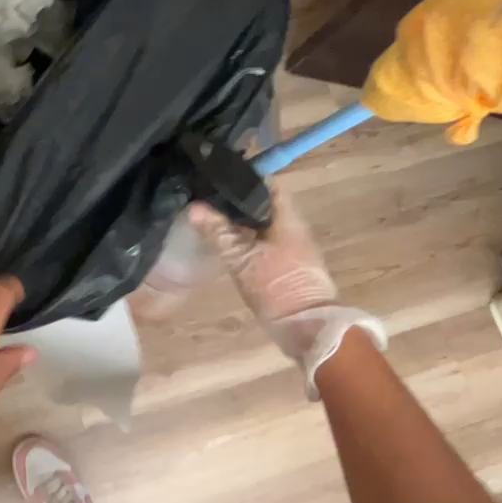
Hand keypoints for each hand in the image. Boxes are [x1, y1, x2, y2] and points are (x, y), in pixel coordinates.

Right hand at [187, 189, 338, 326]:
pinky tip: (228, 242)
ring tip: (213, 215)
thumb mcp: (241, 259)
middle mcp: (294, 228)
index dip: (245, 176)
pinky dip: (248, 237)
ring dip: (242, 219)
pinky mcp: (289, 265)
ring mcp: (294, 247)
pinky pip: (266, 241)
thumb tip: (193, 206)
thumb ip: (218, 232)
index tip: (219, 173)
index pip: (268, 184)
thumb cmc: (277, 287)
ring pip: (264, 224)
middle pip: (264, 204)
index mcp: (288, 218)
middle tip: (208, 195)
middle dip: (238, 199)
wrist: (308, 329)